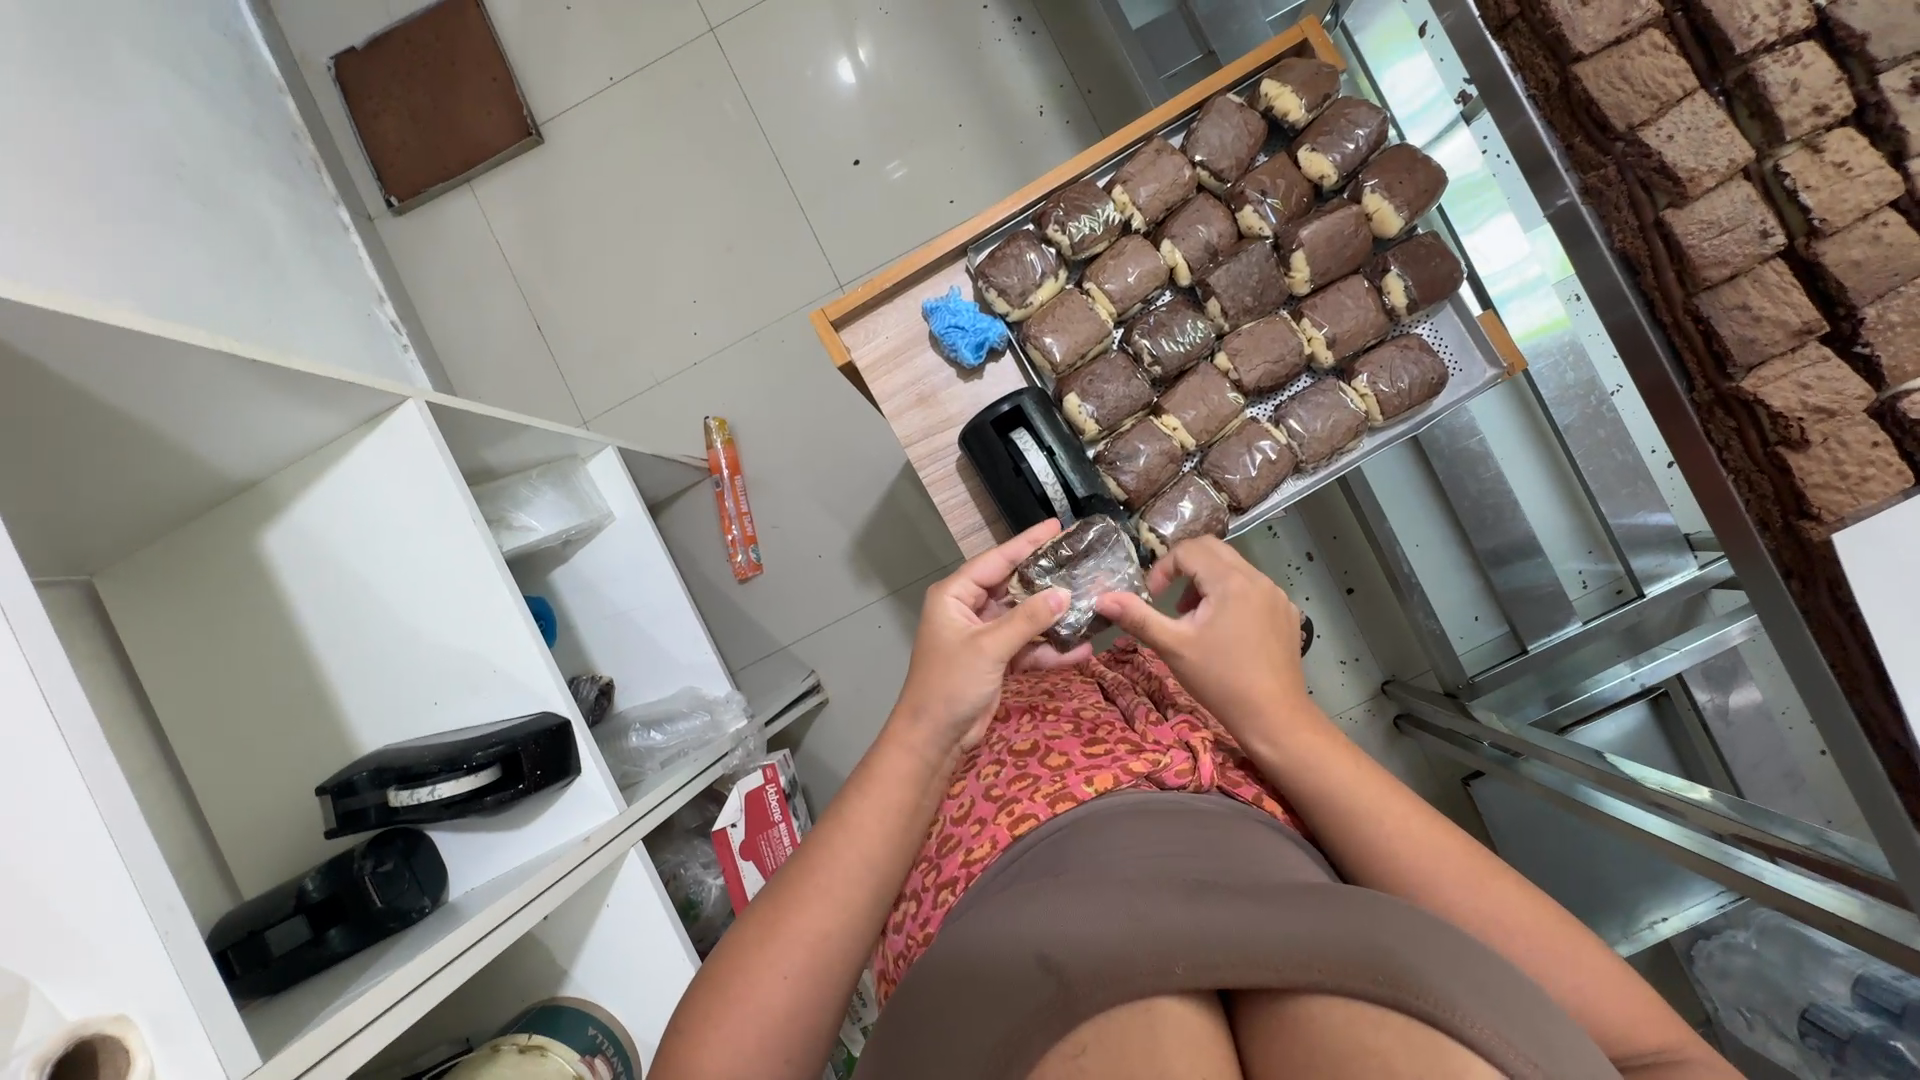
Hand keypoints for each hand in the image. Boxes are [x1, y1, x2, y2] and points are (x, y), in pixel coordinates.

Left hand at [892, 519, 1093, 754]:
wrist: (934, 738)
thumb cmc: (950, 684)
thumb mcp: (990, 648)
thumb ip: (1028, 620)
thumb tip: (1064, 594)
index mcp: (954, 595)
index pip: (995, 560)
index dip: (1027, 543)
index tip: (1057, 526)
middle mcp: (967, 609)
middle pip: (1012, 586)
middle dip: (1045, 579)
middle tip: (1080, 560)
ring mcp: (983, 636)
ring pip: (1023, 618)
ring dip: (1052, 618)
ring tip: (1090, 603)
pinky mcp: (995, 661)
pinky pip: (1026, 647)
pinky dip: (1049, 650)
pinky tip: (1081, 650)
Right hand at [1094, 536, 1316, 744]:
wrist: (1273, 716)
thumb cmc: (1219, 679)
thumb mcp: (1172, 646)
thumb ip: (1136, 617)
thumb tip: (1101, 599)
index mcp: (1230, 581)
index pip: (1189, 550)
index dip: (1163, 568)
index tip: (1152, 597)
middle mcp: (1258, 579)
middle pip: (1214, 550)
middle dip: (1186, 569)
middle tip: (1171, 602)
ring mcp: (1277, 595)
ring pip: (1235, 570)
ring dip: (1208, 584)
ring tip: (1196, 621)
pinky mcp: (1287, 613)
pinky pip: (1254, 589)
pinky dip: (1232, 598)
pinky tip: (1226, 633)